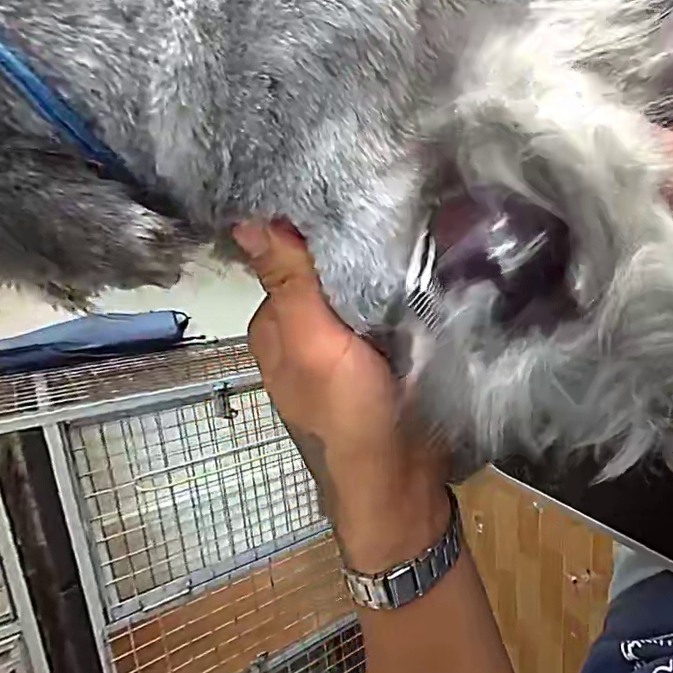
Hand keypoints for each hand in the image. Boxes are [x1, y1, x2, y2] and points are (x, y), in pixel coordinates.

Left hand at [233, 220, 451, 568]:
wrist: (400, 486)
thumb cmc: (350, 419)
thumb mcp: (314, 348)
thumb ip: (289, 286)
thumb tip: (246, 218)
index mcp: (277, 325)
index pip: (288, 254)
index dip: (315, 222)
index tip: (352, 187)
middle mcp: (307, 330)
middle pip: (329, 269)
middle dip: (355, 241)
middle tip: (395, 204)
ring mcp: (347, 345)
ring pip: (363, 287)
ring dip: (384, 266)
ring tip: (417, 227)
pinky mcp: (385, 356)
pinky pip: (391, 310)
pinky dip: (404, 293)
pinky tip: (426, 270)